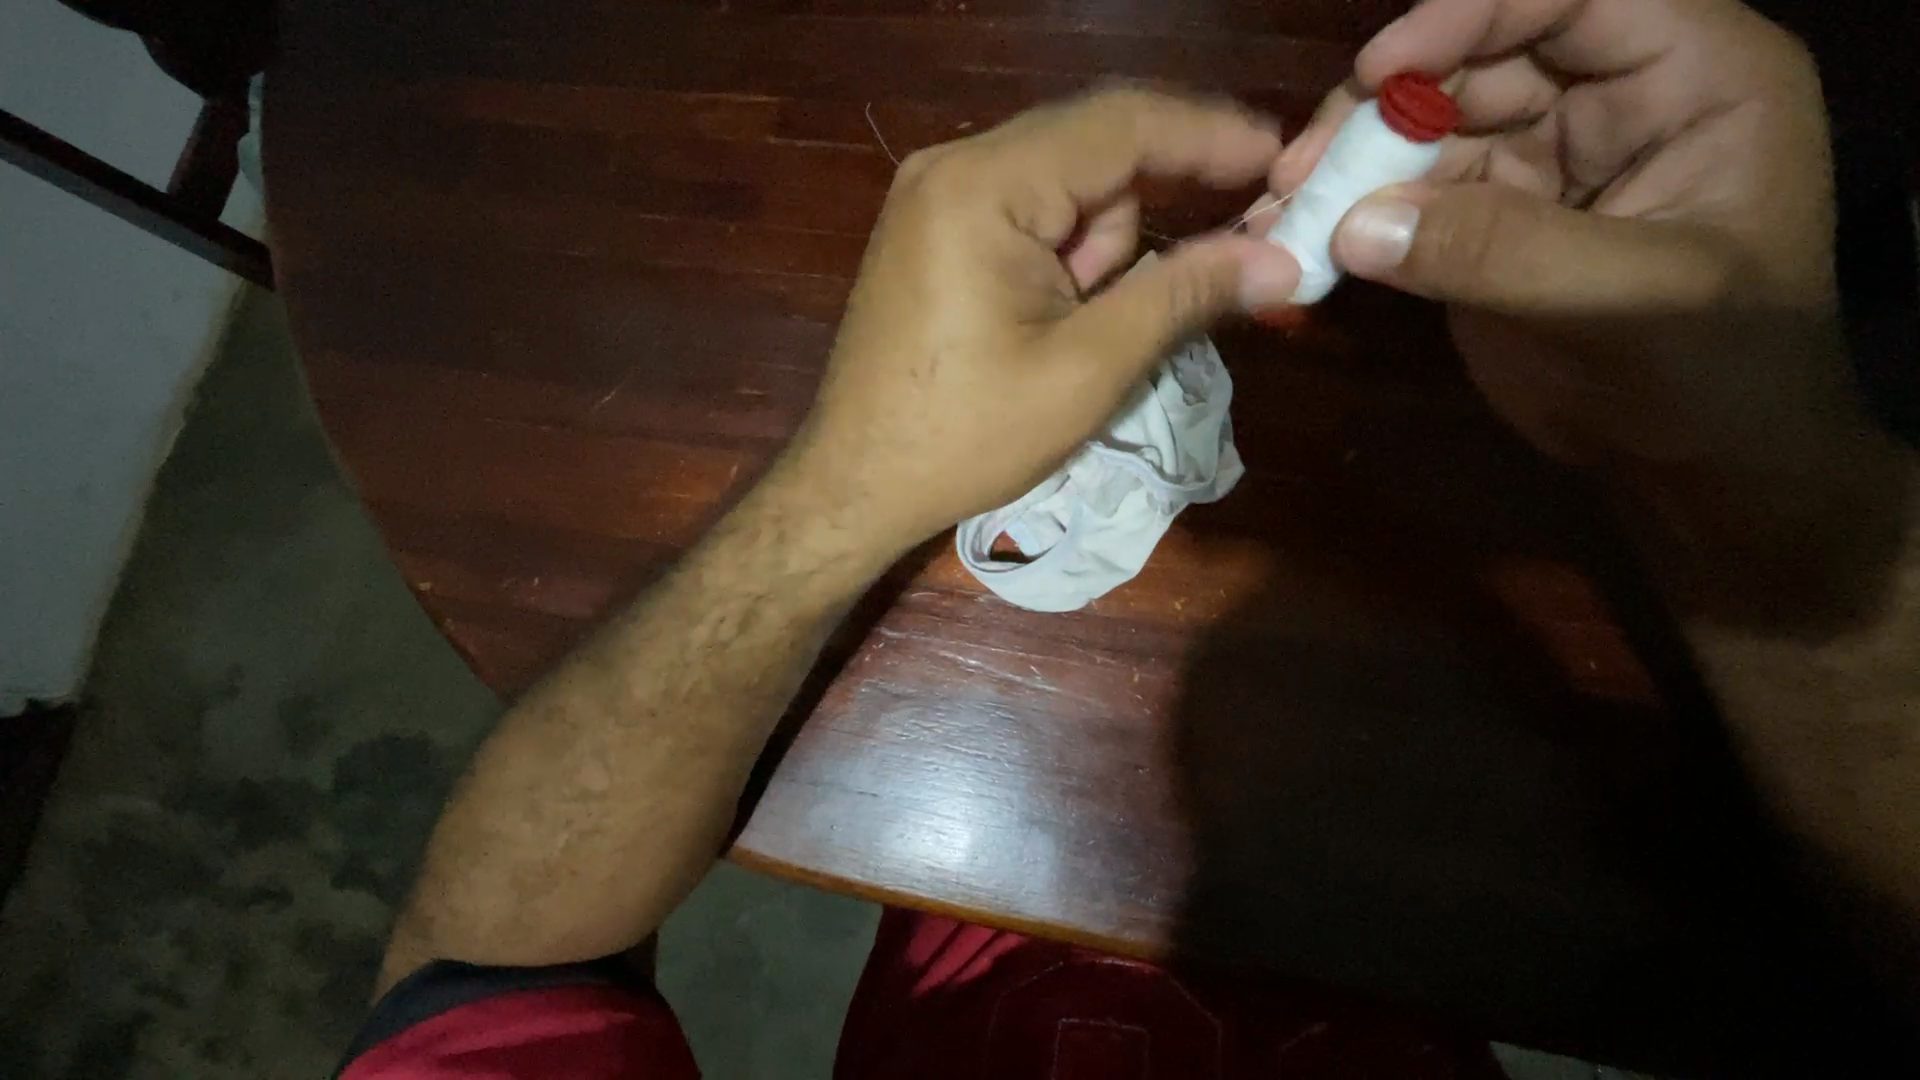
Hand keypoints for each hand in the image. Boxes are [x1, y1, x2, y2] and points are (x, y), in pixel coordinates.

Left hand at [779, 88, 1300, 558]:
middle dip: (1131, 226)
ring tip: (1062, 337)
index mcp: (982, 185)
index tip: (1284, 157)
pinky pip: (1021, 220)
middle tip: (1129, 309)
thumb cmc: (965, 437)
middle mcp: (949, 168)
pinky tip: (1039, 325)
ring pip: (1059, 193)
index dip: (1211, 136)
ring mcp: (930, 200)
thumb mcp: (1086, 371)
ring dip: (1090, 256)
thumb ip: (1183, 296)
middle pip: (1089, 154)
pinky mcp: (927, 236)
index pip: (1122, 123)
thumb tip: (1280, 257)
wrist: (856, 485)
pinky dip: (1056, 262)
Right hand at [1264, 0, 1864, 474]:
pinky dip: (1350, 225)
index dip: (1470, 17)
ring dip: (1348, 172)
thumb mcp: (1624, 297)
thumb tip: (1353, 225)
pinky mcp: (1477, 231)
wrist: (1686, 454)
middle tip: (1295, 172)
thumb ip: (1496, 251)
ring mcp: (1532, 172)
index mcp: (1687, 79)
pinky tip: (1300, 244)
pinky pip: (1403, 207)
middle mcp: (1604, 107)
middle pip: (1475, 68)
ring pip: (1424, 140)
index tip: (1375, 73)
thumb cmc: (1709, 366)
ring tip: (1280, 212)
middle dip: (1379, 112)